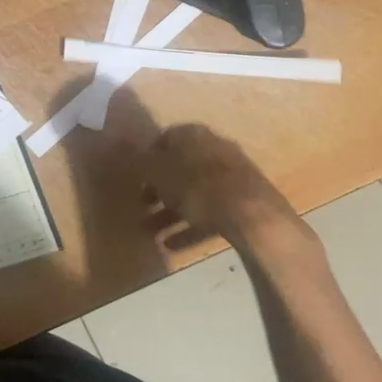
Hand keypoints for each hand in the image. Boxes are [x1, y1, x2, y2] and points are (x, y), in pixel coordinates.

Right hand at [137, 124, 310, 254]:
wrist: (255, 218)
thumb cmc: (198, 189)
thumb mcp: (159, 174)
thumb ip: (141, 161)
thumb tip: (126, 146)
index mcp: (194, 136)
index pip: (164, 139)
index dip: (147, 157)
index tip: (136, 175)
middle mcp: (214, 150)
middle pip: (179, 169)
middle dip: (158, 190)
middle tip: (142, 205)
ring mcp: (232, 177)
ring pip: (194, 193)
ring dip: (170, 213)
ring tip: (151, 233)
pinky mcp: (243, 202)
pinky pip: (210, 211)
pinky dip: (191, 226)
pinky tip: (173, 245)